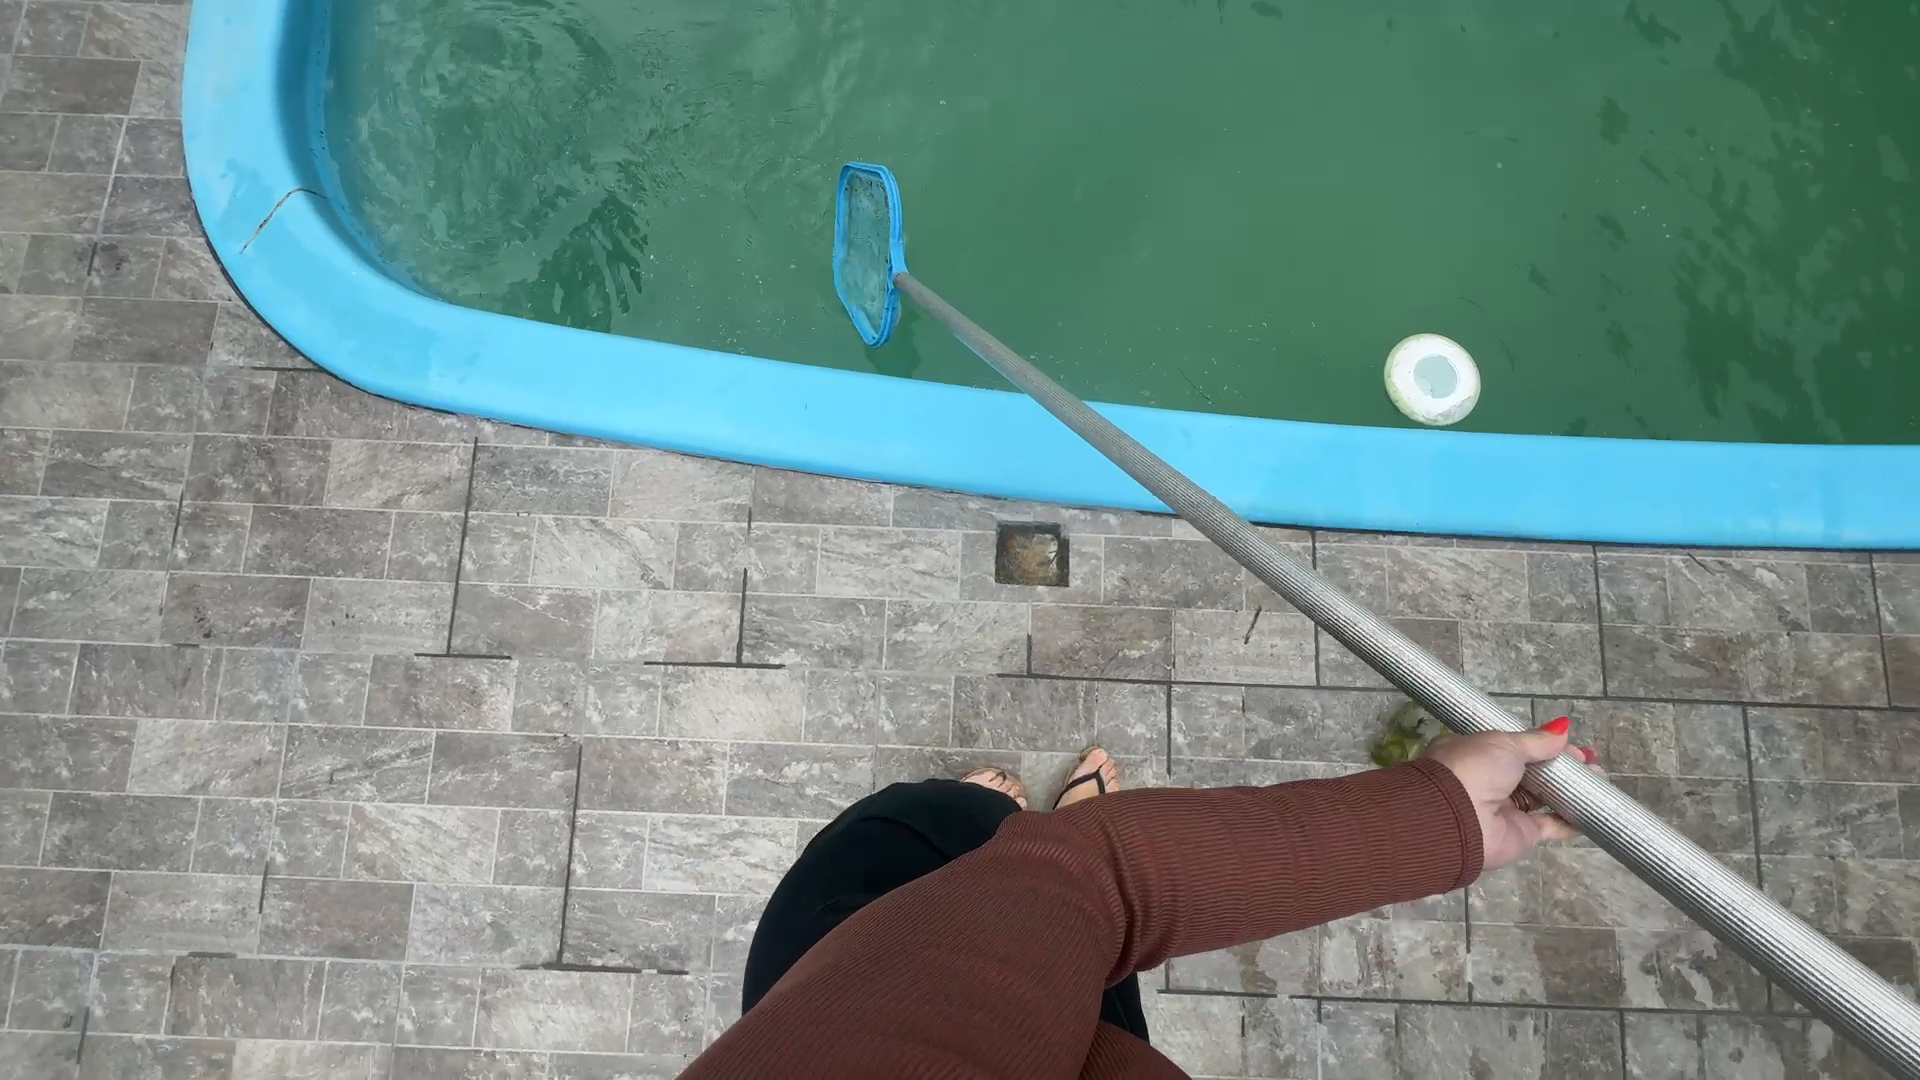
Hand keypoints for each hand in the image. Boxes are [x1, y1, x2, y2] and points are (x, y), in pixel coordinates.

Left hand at [1420, 717, 1599, 871]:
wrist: (1455, 817)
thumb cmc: (1473, 768)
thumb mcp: (1502, 744)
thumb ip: (1534, 741)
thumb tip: (1561, 729)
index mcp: (1473, 752)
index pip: (1512, 747)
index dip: (1542, 746)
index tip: (1572, 747)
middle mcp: (1486, 778)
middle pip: (1531, 772)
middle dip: (1561, 768)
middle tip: (1593, 765)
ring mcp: (1504, 806)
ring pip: (1543, 796)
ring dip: (1571, 791)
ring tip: (1601, 782)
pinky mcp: (1520, 832)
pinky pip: (1551, 825)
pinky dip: (1571, 820)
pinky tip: (1594, 811)